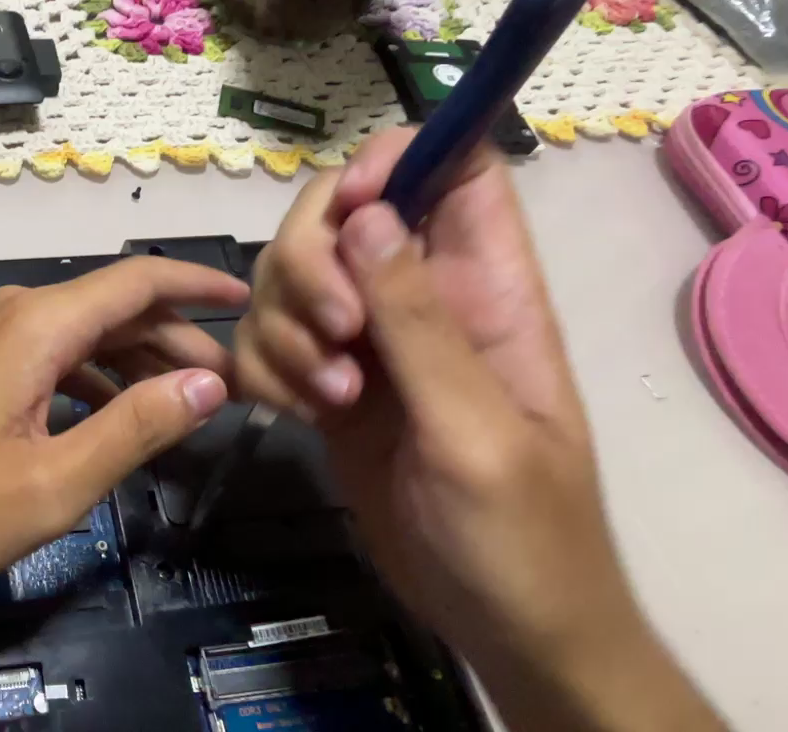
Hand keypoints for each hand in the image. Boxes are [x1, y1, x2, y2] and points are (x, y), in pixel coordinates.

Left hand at [0, 256, 248, 686]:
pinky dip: (93, 377)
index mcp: (39, 326)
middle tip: (228, 383)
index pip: (137, 280)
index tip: (249, 299)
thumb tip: (209, 382)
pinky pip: (51, 355)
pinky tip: (113, 414)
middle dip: (174, 337)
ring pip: (82, 332)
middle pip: (113, 307)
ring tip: (183, 401)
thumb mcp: (53, 483)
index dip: (198, 284)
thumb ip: (136, 427)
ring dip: (135, 360)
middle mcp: (15, 315)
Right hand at [234, 128, 723, 730]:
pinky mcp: (323, 377)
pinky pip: (264, 339)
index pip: (452, 170)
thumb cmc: (523, 536)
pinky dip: (264, 370)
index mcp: (486, 288)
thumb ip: (420, 321)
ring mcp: (366, 337)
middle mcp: (418, 295)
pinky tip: (296, 417)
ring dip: (283, 331)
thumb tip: (367, 215)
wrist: (498, 627)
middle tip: (334, 334)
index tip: (347, 206)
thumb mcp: (476, 430)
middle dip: (309, 264)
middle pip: (338, 215)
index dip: (394, 160)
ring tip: (326, 399)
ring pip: (287, 277)